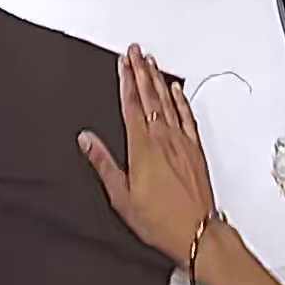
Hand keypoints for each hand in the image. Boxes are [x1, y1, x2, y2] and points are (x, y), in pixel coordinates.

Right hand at [78, 44, 216, 266]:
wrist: (197, 233)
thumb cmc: (160, 219)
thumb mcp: (121, 196)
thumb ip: (103, 163)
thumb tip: (87, 140)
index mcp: (142, 146)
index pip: (132, 105)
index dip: (126, 81)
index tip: (123, 63)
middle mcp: (163, 138)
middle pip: (149, 96)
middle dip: (141, 71)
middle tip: (136, 51)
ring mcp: (181, 141)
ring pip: (167, 102)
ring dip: (158, 79)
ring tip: (151, 62)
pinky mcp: (195, 149)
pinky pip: (187, 116)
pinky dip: (181, 100)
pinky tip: (176, 90)